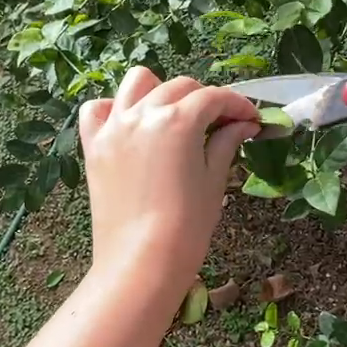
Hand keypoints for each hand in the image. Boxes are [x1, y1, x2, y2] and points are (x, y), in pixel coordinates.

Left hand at [78, 68, 260, 304]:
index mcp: (178, 120)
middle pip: (179, 87)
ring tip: (174, 116)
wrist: (140, 264)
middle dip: (206, 99)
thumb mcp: (214, 181)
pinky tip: (131, 125)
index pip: (214, 97)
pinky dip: (115, 108)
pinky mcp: (94, 144)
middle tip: (222, 123)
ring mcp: (114, 126)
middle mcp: (144, 113)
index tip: (251, 119)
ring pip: (138, 83)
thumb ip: (226, 143)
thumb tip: (245, 124)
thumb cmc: (187, 227)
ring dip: (160, 91)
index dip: (237, 105)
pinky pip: (98, 108)